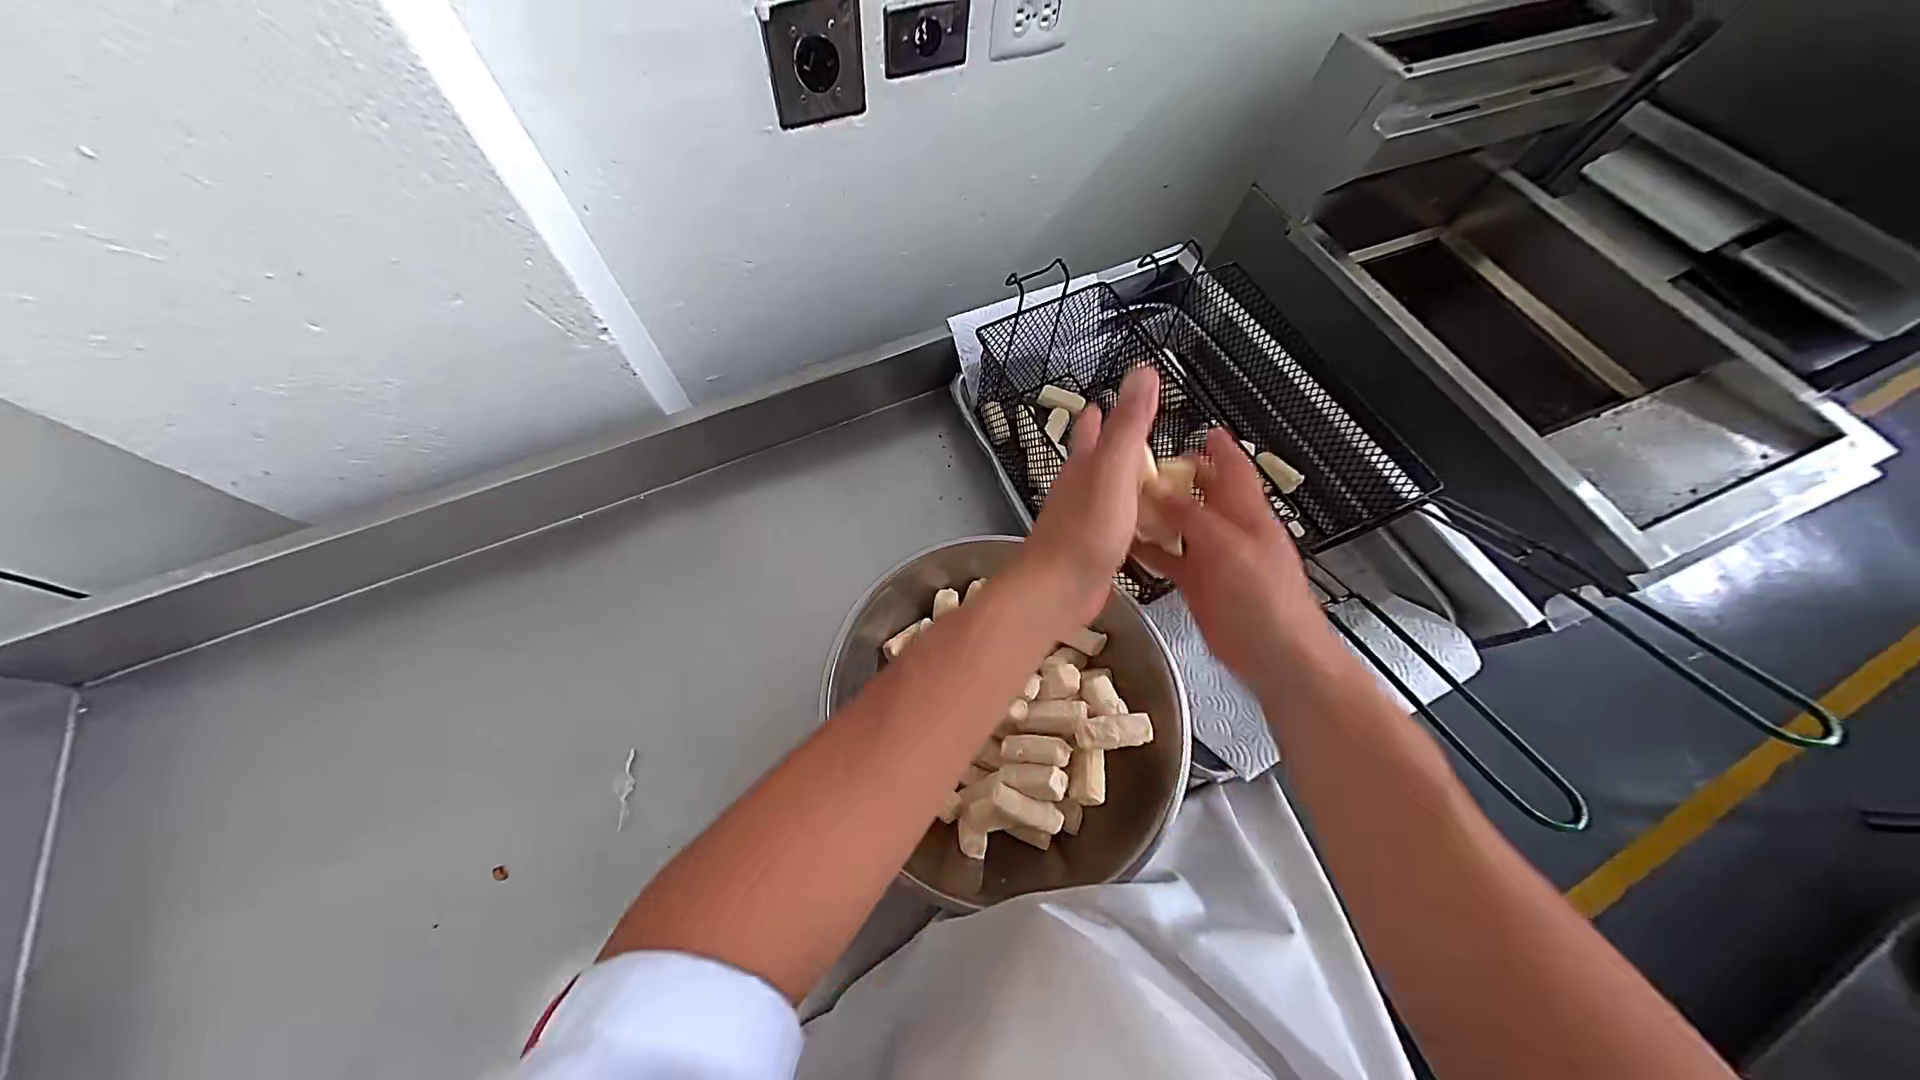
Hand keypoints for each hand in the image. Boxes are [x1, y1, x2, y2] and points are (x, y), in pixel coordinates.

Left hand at [1022, 367, 1160, 625]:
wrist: (1059, 588)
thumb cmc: (1083, 532)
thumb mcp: (1115, 467)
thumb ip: (1130, 422)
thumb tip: (1141, 373)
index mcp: (1084, 465)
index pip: (1092, 428)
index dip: (1101, 413)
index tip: (1107, 399)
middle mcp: (1079, 490)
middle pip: (1093, 459)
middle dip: (1106, 444)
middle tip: (1122, 435)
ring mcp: (1083, 521)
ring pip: (1104, 492)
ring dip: (1121, 482)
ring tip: (1141, 477)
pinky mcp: (1092, 550)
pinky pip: (1115, 526)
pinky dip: (1128, 519)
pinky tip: (1137, 527)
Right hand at [1135, 429, 1343, 698]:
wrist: (1274, 654)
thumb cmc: (1268, 601)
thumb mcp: (1228, 547)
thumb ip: (1193, 517)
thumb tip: (1161, 494)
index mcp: (1247, 514)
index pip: (1233, 468)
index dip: (1217, 448)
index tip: (1200, 430)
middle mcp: (1229, 532)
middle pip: (1199, 494)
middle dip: (1175, 478)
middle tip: (1145, 466)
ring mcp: (1212, 558)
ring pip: (1179, 524)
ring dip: (1155, 512)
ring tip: (1127, 499)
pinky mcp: (1196, 583)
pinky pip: (1168, 557)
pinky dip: (1149, 548)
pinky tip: (1128, 543)